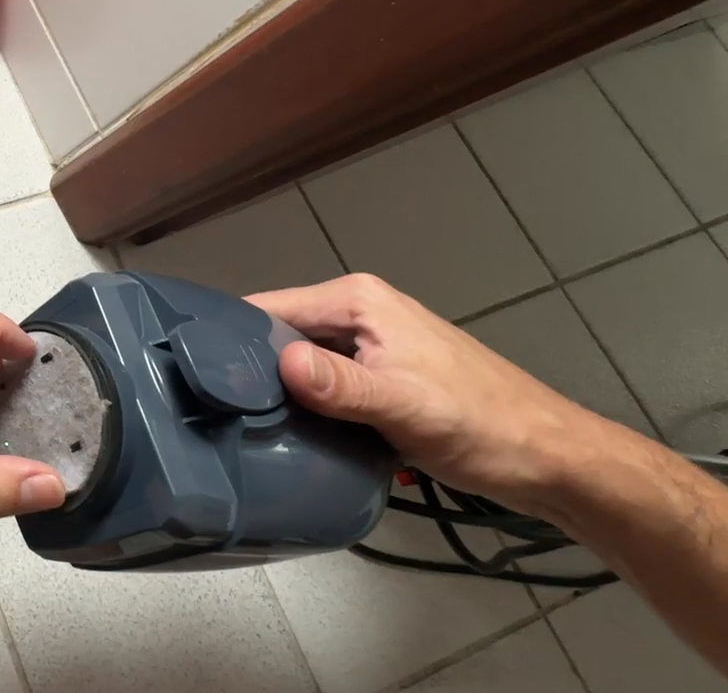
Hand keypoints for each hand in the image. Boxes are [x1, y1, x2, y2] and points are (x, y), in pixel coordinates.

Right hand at [248, 273, 615, 512]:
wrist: (562, 465)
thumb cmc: (483, 428)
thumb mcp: (405, 407)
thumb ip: (341, 385)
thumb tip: (280, 364)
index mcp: (355, 299)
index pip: (266, 308)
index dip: (232, 339)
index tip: (202, 377)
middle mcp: (355, 308)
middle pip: (277, 332)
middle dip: (252, 366)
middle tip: (219, 406)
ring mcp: (367, 339)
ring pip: (297, 357)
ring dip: (278, 386)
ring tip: (244, 418)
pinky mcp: (375, 369)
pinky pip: (320, 376)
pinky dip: (304, 398)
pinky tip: (290, 425)